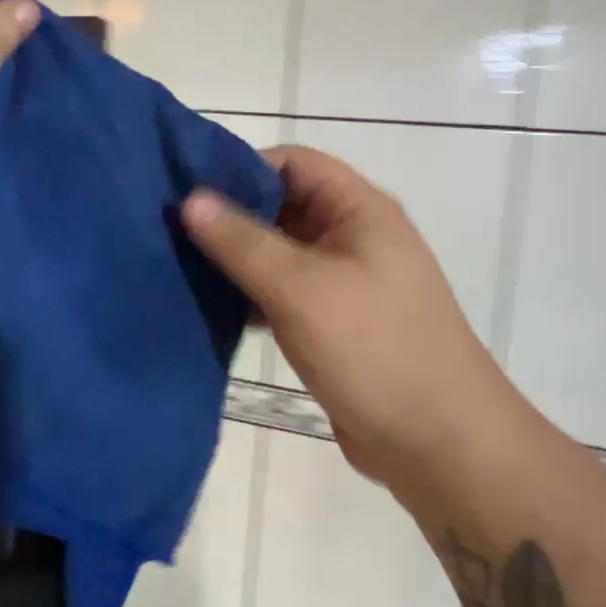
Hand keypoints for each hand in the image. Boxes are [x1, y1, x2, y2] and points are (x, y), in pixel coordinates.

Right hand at [182, 147, 513, 481]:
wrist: (439, 444)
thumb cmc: (375, 349)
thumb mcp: (301, 288)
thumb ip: (243, 241)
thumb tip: (190, 198)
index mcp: (359, 210)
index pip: (292, 162)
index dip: (239, 166)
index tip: (183, 186)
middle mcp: (352, 236)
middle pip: (281, 205)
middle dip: (227, 214)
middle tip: (165, 227)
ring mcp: (343, 282)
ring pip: (277, 252)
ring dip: (233, 258)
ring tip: (173, 264)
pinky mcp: (331, 323)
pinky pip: (280, 293)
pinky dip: (247, 295)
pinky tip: (205, 307)